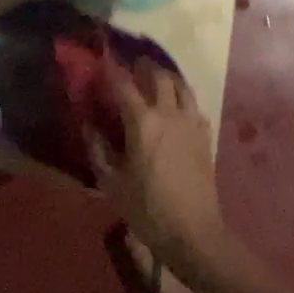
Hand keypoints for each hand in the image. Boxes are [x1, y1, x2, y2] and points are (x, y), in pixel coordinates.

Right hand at [87, 57, 225, 263]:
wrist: (194, 233)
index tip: (102, 59)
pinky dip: (183, 98)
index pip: (123, 84)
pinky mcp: (206, 137)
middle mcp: (169, 114)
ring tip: (156, 78)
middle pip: (159, 76)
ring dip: (167, 77)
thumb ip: (98, 149)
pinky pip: (194, 106)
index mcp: (143, 122)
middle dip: (144, 65)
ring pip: (182, 86)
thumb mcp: (111, 182)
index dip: (111, 68)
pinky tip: (176, 108)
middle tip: (132, 63)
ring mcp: (191, 124)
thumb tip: (88, 124)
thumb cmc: (147, 209)